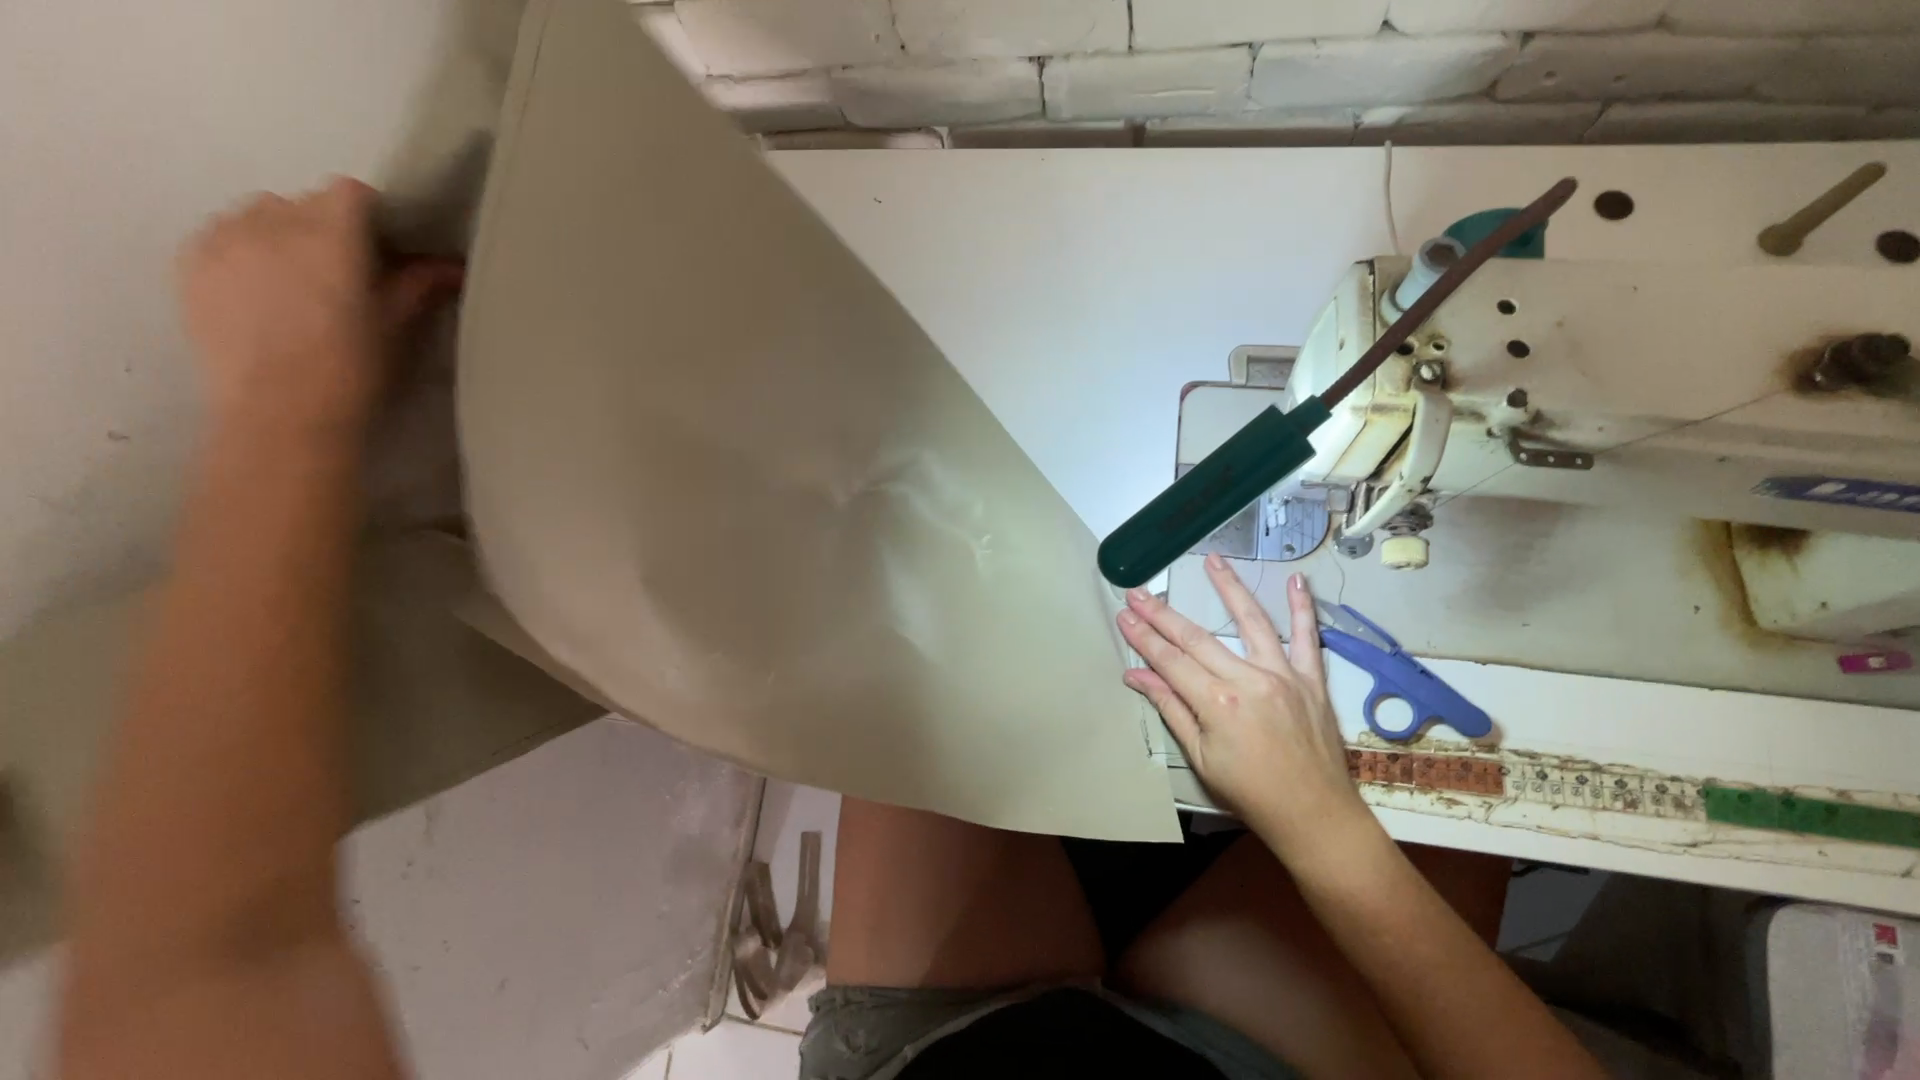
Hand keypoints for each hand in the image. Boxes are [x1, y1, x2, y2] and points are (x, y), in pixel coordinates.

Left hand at [179, 177, 462, 434]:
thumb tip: (451, 264)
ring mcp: (223, 239)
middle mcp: (271, 222)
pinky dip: (243, 252)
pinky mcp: (190, 263)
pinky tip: (258, 292)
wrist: (279, 415)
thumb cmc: (351, 371)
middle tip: (343, 274)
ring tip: (295, 282)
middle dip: (326, 228)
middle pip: (304, 203)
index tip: (384, 250)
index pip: (351, 193)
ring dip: (281, 235)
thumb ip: (418, 284)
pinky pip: (222, 237)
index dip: (372, 217)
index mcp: (330, 234)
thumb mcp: (395, 326)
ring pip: (259, 215)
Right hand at [1117, 555, 1371, 856]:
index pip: (1169, 660)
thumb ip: (1171, 709)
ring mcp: (1283, 675)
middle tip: (1139, 591)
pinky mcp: (1311, 679)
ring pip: (1251, 621)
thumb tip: (1136, 676)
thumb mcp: (1199, 757)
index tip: (1124, 615)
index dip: (1143, 637)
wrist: (1312, 814)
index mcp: (1217, 703)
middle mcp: (1248, 680)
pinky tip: (1297, 581)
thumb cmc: (1249, 793)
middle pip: (1196, 637)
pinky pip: (1307, 637)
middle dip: (1162, 614)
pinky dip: (1303, 608)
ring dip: (1229, 588)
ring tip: (1212, 560)